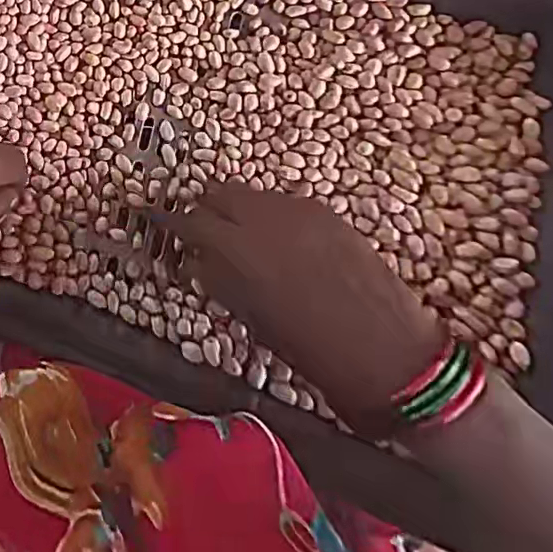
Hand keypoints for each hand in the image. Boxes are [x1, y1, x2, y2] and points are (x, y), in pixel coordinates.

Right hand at [161, 183, 442, 429]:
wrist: (395, 357)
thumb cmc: (314, 350)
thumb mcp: (252, 318)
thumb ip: (219, 279)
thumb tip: (196, 258)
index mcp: (239, 249)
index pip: (189, 221)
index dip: (169, 221)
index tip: (158, 220)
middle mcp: (264, 219)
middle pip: (218, 194)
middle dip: (205, 209)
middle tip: (201, 228)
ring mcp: (299, 211)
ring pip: (251, 194)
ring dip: (238, 209)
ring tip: (242, 234)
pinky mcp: (327, 213)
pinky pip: (283, 203)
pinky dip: (271, 215)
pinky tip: (280, 239)